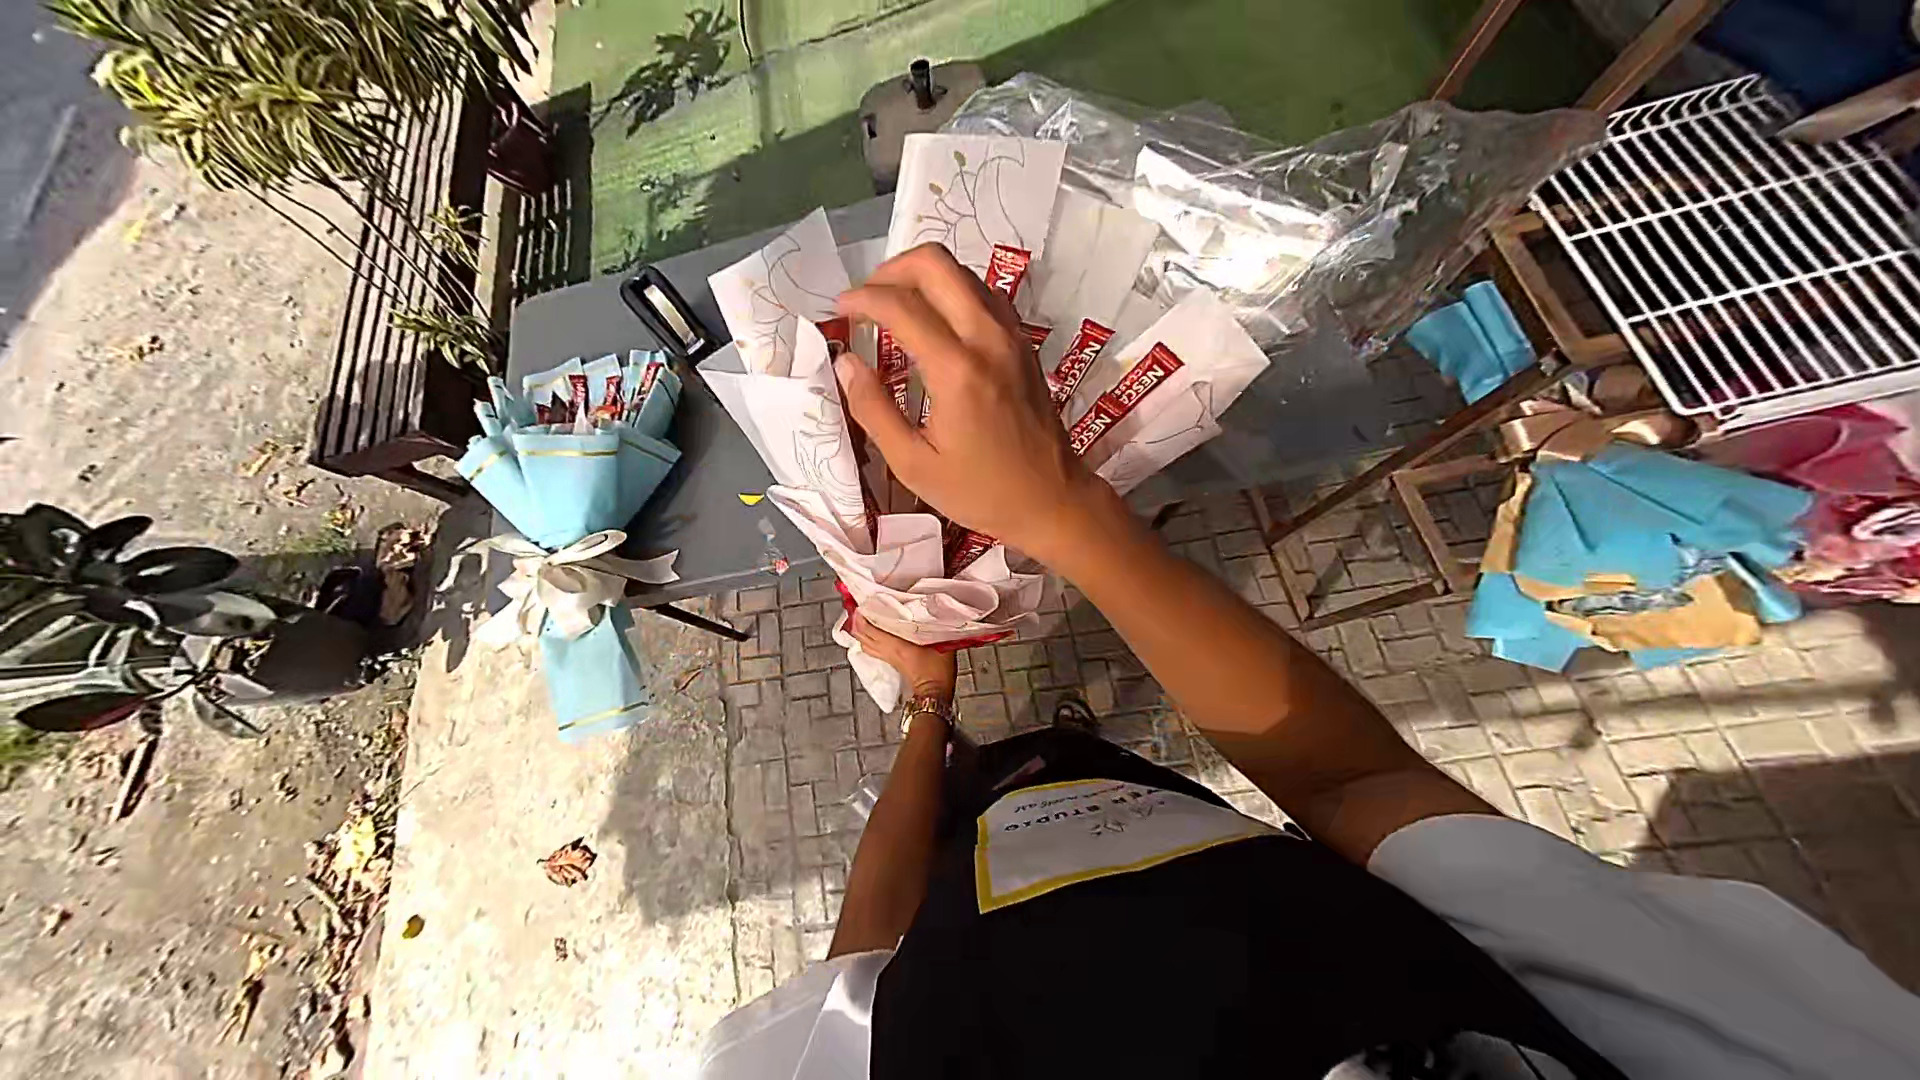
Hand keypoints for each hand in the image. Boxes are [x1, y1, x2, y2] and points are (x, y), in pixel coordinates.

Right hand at [834, 244, 1113, 562]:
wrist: (1053, 500)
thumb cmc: (982, 492)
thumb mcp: (914, 465)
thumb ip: (873, 410)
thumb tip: (846, 363)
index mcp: (957, 370)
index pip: (902, 305)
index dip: (863, 299)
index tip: (841, 309)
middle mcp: (988, 339)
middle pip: (936, 265)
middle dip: (892, 270)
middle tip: (869, 300)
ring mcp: (1012, 337)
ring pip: (964, 273)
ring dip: (924, 278)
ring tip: (897, 309)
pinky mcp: (1024, 345)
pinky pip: (985, 296)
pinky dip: (953, 293)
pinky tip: (937, 323)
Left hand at [848, 612, 956, 699]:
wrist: (935, 693)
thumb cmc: (937, 670)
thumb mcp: (941, 643)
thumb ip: (936, 626)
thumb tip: (936, 611)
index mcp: (895, 645)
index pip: (870, 630)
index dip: (861, 618)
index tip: (860, 605)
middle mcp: (887, 651)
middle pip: (863, 638)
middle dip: (857, 624)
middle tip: (859, 610)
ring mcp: (888, 659)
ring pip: (865, 645)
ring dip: (862, 634)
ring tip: (864, 621)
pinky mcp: (892, 663)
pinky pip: (873, 650)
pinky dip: (870, 641)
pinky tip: (875, 635)